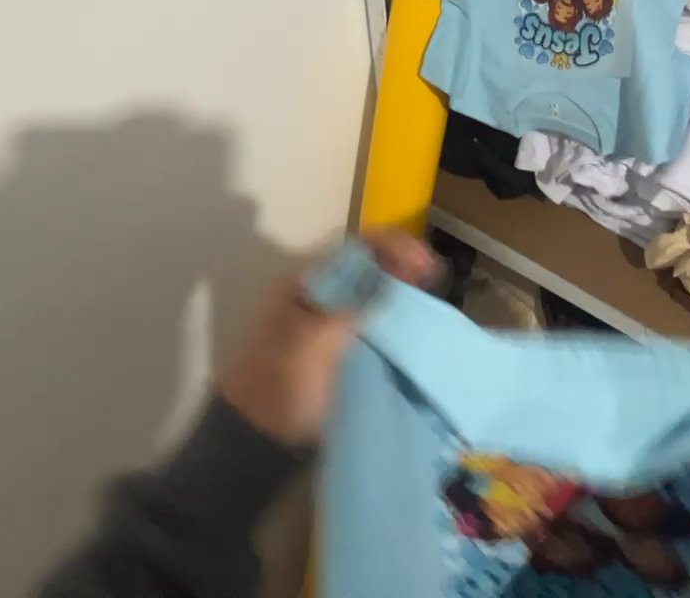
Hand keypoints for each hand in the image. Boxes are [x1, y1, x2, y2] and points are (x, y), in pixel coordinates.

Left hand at [217, 230, 435, 447]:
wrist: (254, 442)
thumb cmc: (279, 386)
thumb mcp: (313, 342)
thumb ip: (352, 306)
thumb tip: (396, 277)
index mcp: (307, 283)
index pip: (357, 247)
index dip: (393, 246)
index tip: (424, 263)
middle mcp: (321, 293)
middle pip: (371, 264)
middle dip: (404, 264)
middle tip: (435, 278)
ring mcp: (332, 320)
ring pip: (376, 290)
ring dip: (404, 288)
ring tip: (433, 295)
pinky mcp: (344, 346)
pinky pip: (377, 319)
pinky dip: (398, 315)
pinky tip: (417, 322)